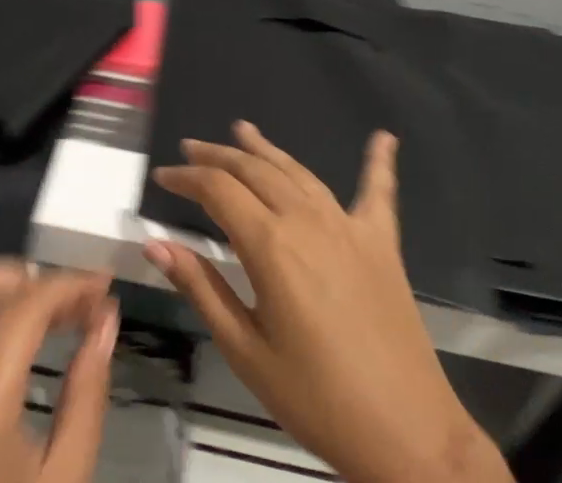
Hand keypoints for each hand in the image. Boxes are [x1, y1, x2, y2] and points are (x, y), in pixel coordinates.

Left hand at [0, 259, 120, 482]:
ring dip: (6, 286)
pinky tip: (20, 331)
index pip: (26, 306)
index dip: (69, 285)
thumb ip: (88, 392)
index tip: (106, 286)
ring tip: (54, 304)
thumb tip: (105, 322)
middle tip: (85, 298)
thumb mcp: (65, 474)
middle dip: (42, 281)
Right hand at [146, 121, 509, 482]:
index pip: (218, 191)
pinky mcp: (382, 245)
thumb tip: (155, 244)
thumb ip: (202, 287)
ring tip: (243, 130)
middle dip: (218, 157)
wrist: (406, 430)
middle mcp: (308, 222)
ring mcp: (350, 229)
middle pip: (256, 172)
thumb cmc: (314, 397)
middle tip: (191, 149)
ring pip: (300, 173)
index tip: (162, 177)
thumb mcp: (244, 349)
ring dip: (268, 150)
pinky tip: (383, 138)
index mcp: (270, 246)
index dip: (186, 178)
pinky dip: (378, 164)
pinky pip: (378, 194)